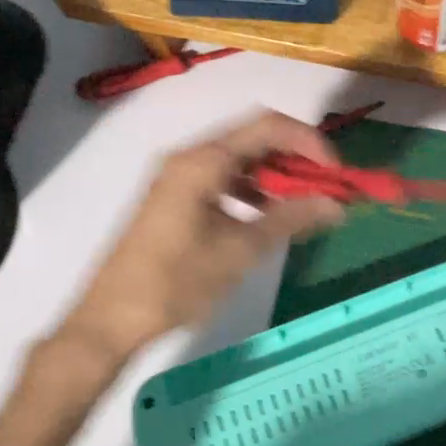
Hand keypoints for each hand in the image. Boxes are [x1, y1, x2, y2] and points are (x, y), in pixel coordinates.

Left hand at [51, 111, 345, 358]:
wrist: (109, 319)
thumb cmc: (175, 282)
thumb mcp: (240, 251)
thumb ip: (291, 219)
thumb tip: (336, 204)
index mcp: (202, 160)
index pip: (268, 126)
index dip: (308, 142)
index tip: (336, 173)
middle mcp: (189, 157)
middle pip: (254, 137)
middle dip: (295, 159)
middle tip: (326, 188)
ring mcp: (178, 176)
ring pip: (239, 158)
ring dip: (275, 175)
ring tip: (304, 204)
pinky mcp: (174, 197)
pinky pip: (222, 177)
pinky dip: (251, 188)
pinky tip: (266, 216)